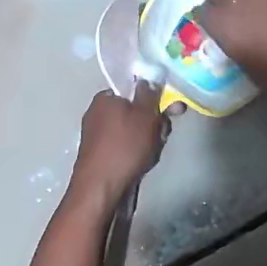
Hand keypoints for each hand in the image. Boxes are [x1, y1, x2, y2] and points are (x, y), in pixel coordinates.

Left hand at [69, 80, 171, 214]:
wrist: (100, 188)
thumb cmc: (124, 147)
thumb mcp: (145, 115)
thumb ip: (150, 93)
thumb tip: (149, 76)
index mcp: (105, 98)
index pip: (135, 90)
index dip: (154, 100)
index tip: (170, 111)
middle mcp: (97, 112)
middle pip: (135, 111)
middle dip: (153, 124)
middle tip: (160, 137)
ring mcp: (96, 135)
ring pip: (132, 131)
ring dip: (147, 140)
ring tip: (151, 154)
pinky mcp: (99, 155)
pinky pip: (124, 147)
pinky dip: (135, 153)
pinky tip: (141, 164)